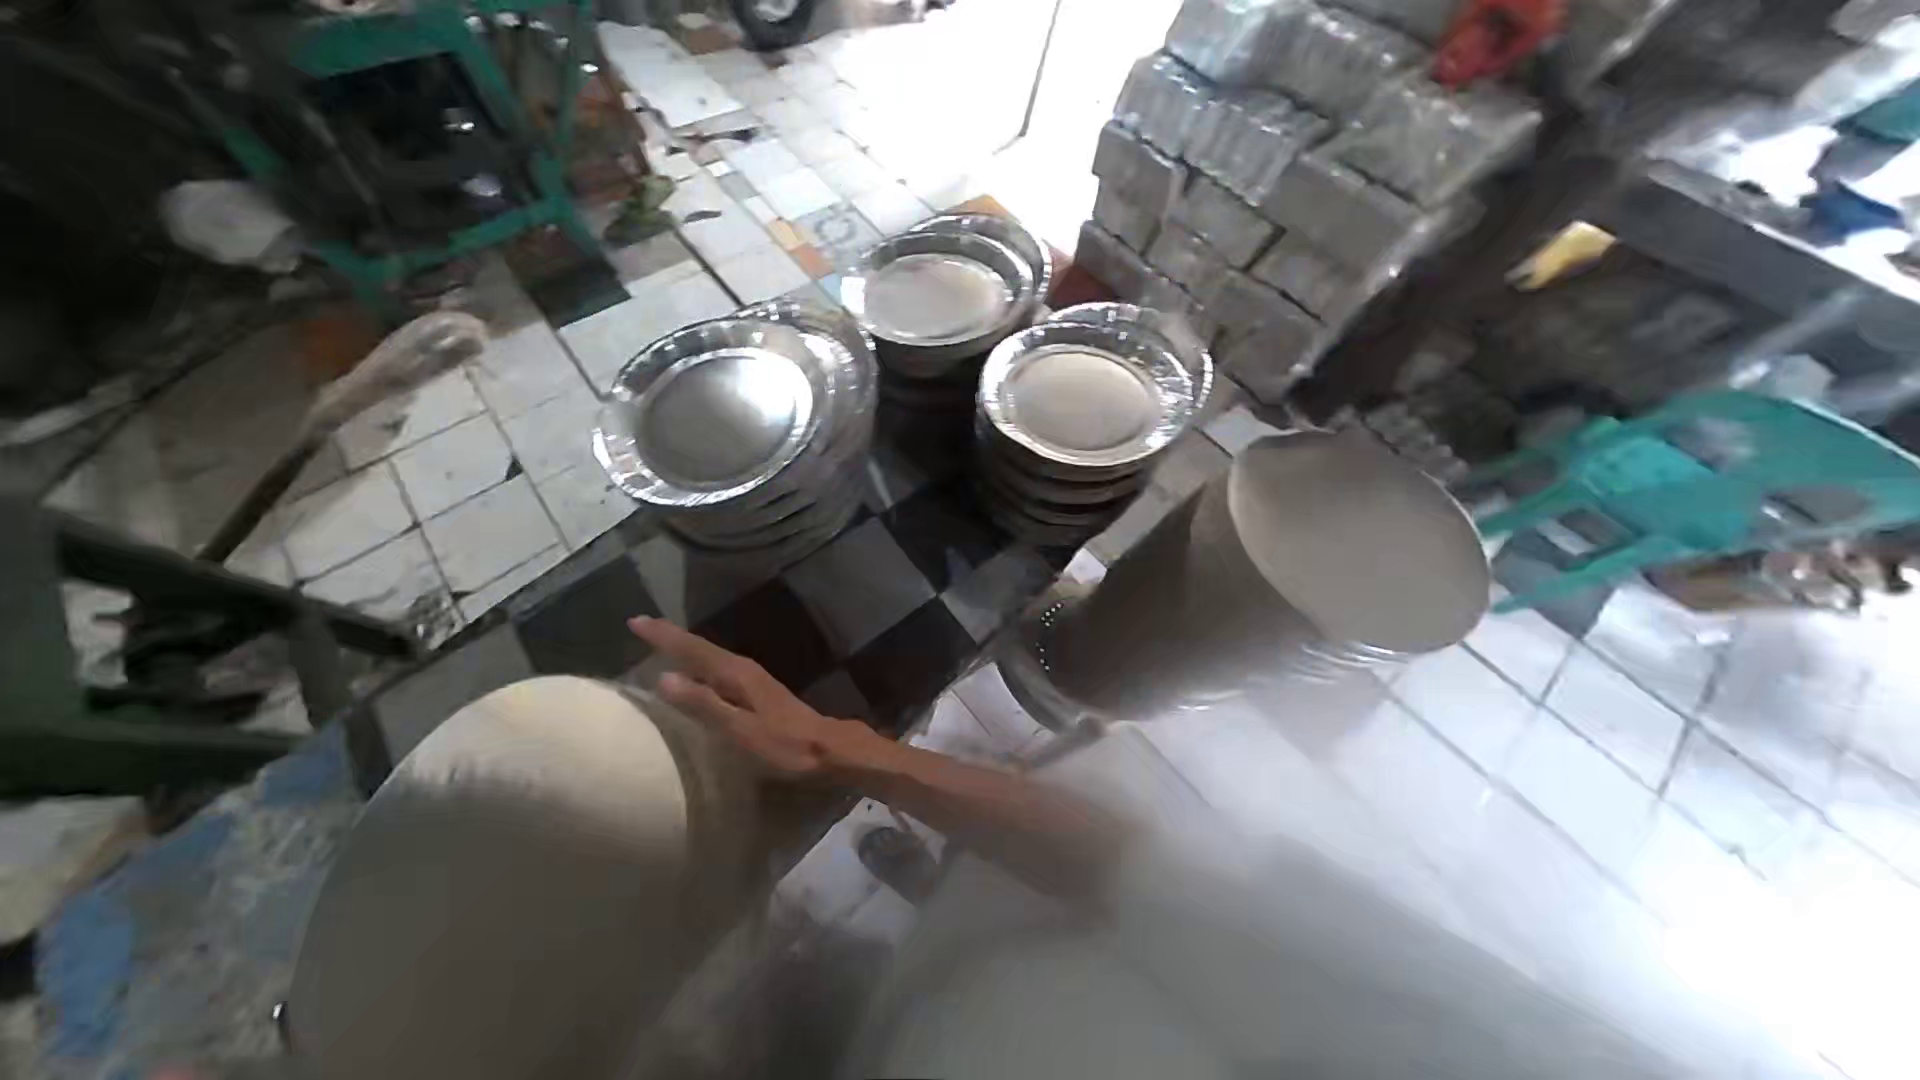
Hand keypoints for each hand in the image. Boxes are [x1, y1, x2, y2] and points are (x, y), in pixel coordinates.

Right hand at [627, 617, 884, 778]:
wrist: (828, 748)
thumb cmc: (784, 745)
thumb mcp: (740, 730)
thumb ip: (704, 705)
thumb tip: (664, 676)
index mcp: (736, 674)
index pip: (693, 649)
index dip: (664, 635)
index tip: (635, 620)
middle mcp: (744, 669)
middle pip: (701, 648)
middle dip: (672, 636)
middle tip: (642, 625)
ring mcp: (754, 679)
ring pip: (712, 657)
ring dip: (687, 648)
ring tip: (662, 642)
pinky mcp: (759, 691)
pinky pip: (720, 669)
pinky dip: (702, 664)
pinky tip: (698, 673)